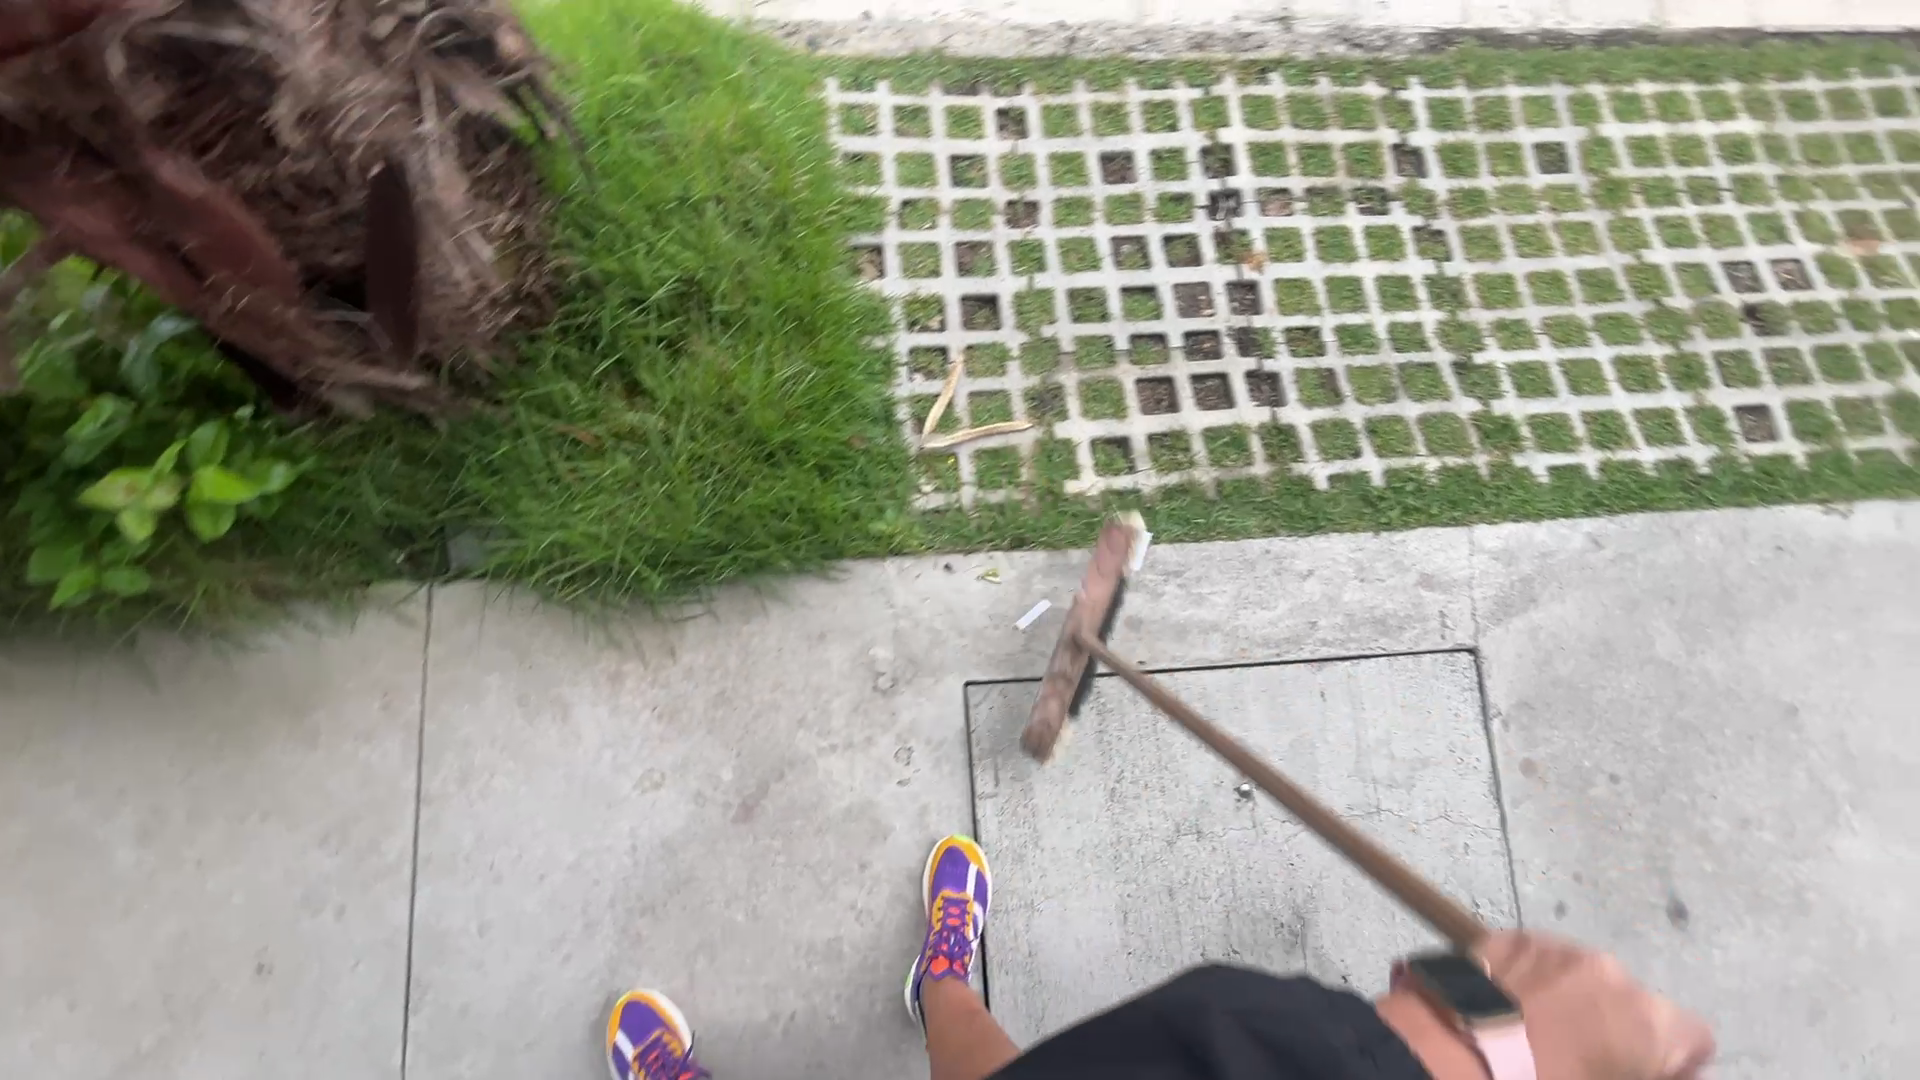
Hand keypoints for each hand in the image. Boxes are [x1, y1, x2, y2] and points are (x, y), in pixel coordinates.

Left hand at [1377, 930, 1714, 1079]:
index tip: (1641, 1073)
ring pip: (1581, 974)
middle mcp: (1608, 970)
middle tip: (1585, 1052)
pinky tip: (1512, 1002)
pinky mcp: (1509, 934)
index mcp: (1650, 1017)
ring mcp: (1554, 945)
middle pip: (1631, 999)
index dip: (1674, 1061)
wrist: (1466, 1045)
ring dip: (1574, 995)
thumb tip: (1643, 1065)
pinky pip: (1537, 958)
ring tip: (1540, 1025)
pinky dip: (1533, 976)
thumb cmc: (1549, 1079)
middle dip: (1617, 1023)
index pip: (1694, 1036)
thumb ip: (1645, 1070)